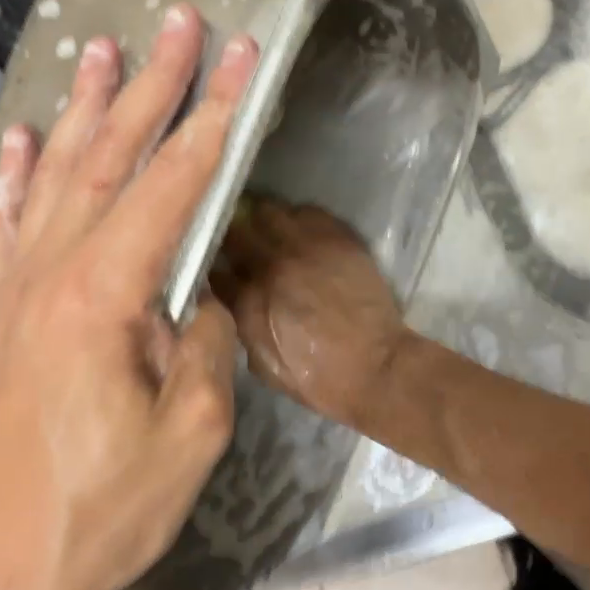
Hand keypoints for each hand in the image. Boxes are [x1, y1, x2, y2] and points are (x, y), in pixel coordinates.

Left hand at [0, 6, 258, 589]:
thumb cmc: (100, 508)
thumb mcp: (188, 433)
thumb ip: (203, 343)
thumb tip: (197, 295)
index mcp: (104, 294)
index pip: (172, 182)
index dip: (212, 114)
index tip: (239, 56)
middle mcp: (51, 271)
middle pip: (110, 157)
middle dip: (153, 85)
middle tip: (178, 22)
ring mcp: (12, 287)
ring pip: (54, 175)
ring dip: (84, 108)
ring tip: (102, 48)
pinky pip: (3, 225)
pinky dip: (16, 174)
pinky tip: (26, 136)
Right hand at [213, 198, 411, 427]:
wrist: (374, 368)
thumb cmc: (317, 378)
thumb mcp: (263, 364)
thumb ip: (241, 324)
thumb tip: (228, 300)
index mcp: (249, 299)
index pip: (215, 268)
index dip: (214, 265)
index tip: (216, 265)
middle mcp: (272, 265)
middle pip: (237, 230)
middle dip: (232, 233)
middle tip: (237, 239)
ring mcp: (306, 247)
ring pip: (269, 211)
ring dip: (262, 218)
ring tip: (266, 227)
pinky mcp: (337, 239)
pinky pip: (308, 212)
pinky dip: (298, 218)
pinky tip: (300, 230)